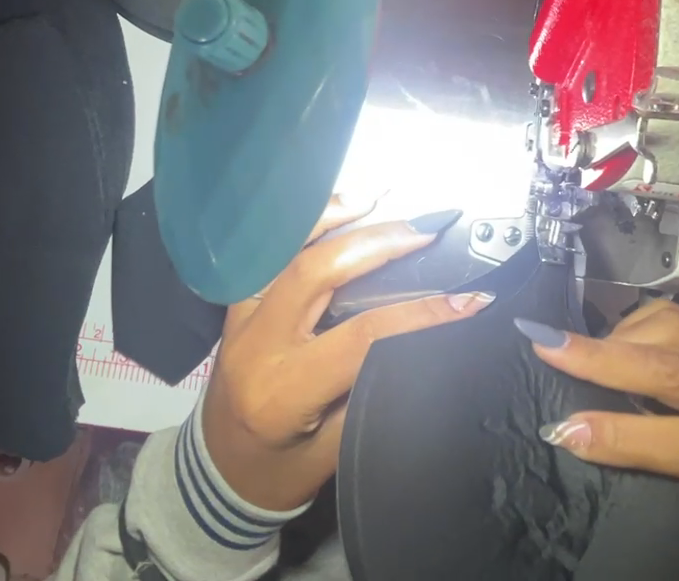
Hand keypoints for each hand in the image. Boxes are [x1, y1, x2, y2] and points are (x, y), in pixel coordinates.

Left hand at [202, 198, 492, 510]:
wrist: (211, 479)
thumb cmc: (275, 474)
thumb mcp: (331, 452)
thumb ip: (368, 396)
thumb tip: (420, 342)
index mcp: (284, 391)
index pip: (361, 336)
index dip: (419, 314)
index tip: (467, 300)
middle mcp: (257, 343)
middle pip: (318, 272)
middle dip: (376, 243)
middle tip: (422, 231)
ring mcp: (239, 318)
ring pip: (284, 250)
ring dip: (331, 217)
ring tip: (373, 200)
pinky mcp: (234, 306)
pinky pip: (267, 254)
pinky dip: (301, 228)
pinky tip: (331, 211)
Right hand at [519, 300, 678, 578]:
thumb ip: (666, 476)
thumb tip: (587, 438)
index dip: (626, 436)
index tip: (567, 431)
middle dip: (606, 358)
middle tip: (548, 346)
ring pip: (677, 330)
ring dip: (618, 337)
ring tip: (578, 353)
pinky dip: (636, 326)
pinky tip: (613, 342)